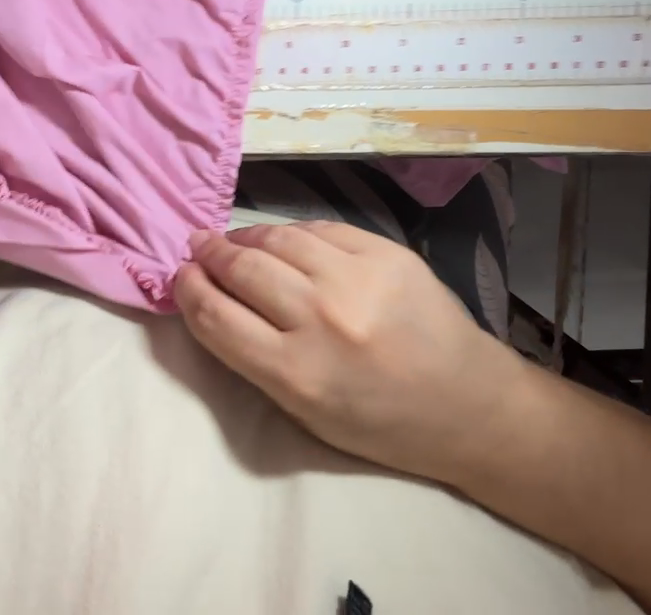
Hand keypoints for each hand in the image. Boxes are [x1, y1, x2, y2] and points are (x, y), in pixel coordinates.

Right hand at [175, 221, 529, 483]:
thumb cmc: (378, 422)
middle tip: (197, 248)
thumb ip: (251, 354)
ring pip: (276, 239)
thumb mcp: (303, 410)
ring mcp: (357, 281)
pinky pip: (318, 229)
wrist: (470, 406)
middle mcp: (322, 321)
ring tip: (233, 241)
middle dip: (209, 255)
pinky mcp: (387, 254)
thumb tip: (210, 295)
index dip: (187, 290)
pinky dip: (290, 234)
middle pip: (240, 269)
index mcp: (296, 374)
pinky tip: (282, 241)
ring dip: (244, 238)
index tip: (180, 277)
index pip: (214, 316)